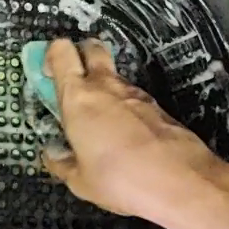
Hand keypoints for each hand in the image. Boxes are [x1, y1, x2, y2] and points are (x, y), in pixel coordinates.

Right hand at [41, 38, 228, 222]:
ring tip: (102, 122)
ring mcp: (133, 92)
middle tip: (75, 83)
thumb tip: (52, 154)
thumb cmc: (120, 178)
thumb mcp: (81, 181)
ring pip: (113, 75)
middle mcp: (104, 85)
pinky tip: (127, 136)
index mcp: (77, 96)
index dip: (51, 55)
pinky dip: (124, 107)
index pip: (61, 51)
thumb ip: (62, 163)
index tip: (48, 74)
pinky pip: (131, 97)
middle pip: (91, 47)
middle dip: (81, 55)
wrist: (181, 180)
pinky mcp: (156, 105)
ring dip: (104, 87)